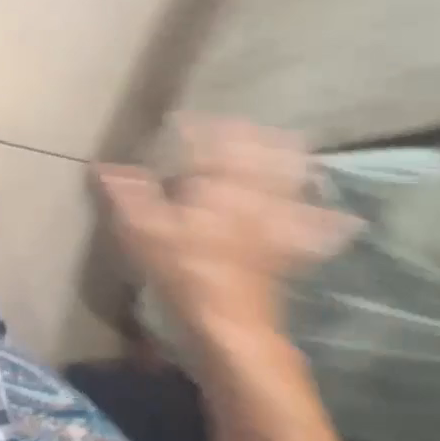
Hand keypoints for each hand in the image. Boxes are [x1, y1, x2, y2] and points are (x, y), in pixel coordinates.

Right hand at [95, 118, 361, 351]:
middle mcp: (253, 200)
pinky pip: (314, 230)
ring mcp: (276, 225)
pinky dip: (323, 219)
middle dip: (257, 140)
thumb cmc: (181, 269)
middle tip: (249, 125)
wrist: (230, 323)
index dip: (199, 129)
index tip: (185, 117)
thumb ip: (127, 194)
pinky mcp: (289, 252)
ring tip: (296, 150)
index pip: (210, 148)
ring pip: (292, 187)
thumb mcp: (141, 229)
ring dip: (294, 167)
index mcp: (217, 189)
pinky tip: (335, 216)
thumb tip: (103, 166)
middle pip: (262, 161)